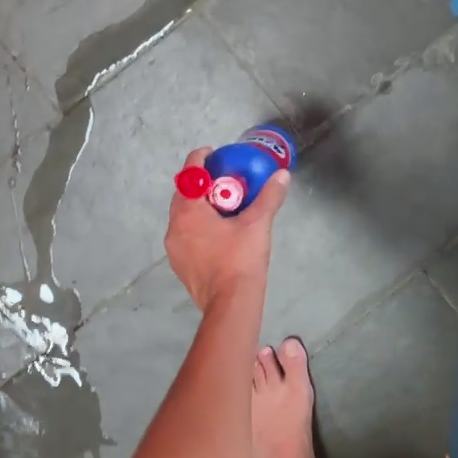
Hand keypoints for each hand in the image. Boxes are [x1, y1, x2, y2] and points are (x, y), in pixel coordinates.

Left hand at [165, 148, 291, 311]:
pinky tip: (218, 233)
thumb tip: (282, 175)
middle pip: (183, 196)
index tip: (212, 153)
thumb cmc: (240, 260)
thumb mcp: (258, 224)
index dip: (199, 160)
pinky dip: (198, 227)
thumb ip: (269, 197)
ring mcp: (174, 249)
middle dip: (200, 184)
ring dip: (199, 207)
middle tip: (223, 181)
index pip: (188, 175)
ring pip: (183, 218)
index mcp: (188, 212)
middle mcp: (174, 227)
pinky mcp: (180, 265)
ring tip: (222, 206)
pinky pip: (186, 235)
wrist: (230, 304)